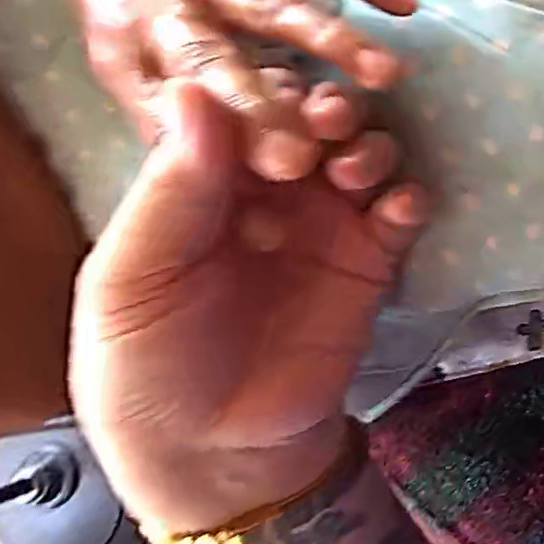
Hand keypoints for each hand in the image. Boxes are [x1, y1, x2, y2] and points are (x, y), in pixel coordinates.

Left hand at [65, 0, 419, 182]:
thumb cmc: (133, 18)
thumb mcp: (127, 74)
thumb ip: (173, 122)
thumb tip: (224, 183)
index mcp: (150, 43)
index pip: (199, 89)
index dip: (246, 122)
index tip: (293, 165)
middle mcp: (187, 4)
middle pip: (227, 62)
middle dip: (288, 92)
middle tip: (331, 132)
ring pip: (288, 6)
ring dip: (341, 40)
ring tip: (390, 75)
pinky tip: (408, 5)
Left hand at [70, 79, 427, 531]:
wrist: (220, 451)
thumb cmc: (153, 365)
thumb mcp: (133, 280)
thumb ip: (170, 191)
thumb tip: (197, 92)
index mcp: (205, 182)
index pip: (241, 112)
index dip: (262, 101)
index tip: (273, 116)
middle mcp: (274, 190)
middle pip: (313, 122)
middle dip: (326, 111)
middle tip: (328, 126)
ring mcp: (330, 222)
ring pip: (365, 154)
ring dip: (371, 148)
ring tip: (356, 173)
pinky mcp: (375, 258)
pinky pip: (403, 212)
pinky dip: (410, 197)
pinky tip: (400, 208)